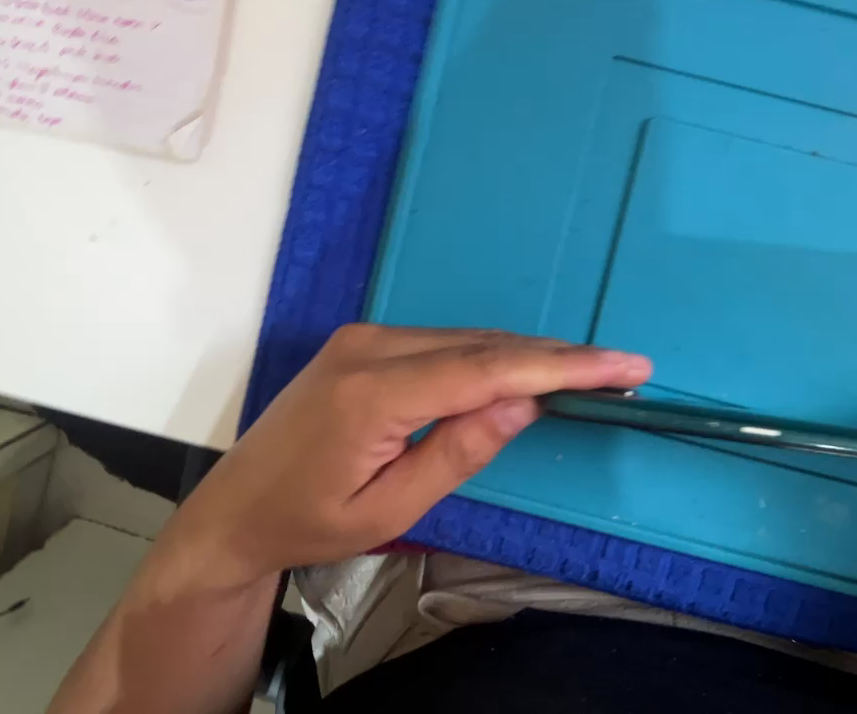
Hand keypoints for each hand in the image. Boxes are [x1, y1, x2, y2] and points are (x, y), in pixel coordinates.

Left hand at [161, 325, 652, 590]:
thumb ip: (458, 451)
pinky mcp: (366, 339)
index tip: (622, 365)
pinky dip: (490, 354)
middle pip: (484, 344)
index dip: (562, 364)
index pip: (488, 368)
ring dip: (527, 353)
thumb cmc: (309, 521)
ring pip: (467, 338)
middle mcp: (372, 345)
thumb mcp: (388, 509)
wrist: (234, 507)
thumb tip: (526, 400)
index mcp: (375, 392)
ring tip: (586, 370)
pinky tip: (522, 367)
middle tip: (621, 368)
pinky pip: (444, 340)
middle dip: (557, 355)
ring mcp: (367, 335)